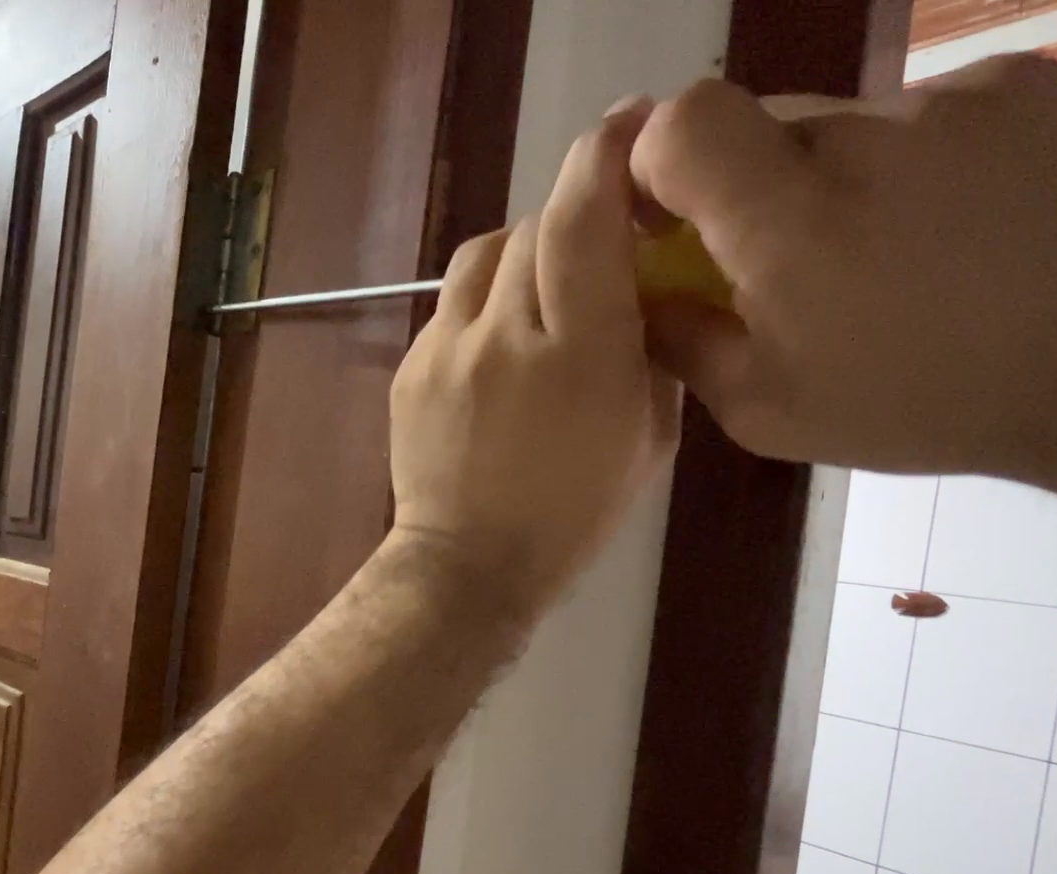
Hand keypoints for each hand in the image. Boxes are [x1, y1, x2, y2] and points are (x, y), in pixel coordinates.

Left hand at [389, 100, 680, 617]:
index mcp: (578, 355)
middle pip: (531, 227)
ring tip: (539, 286)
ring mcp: (443, 350)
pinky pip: (450, 303)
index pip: (584, 223)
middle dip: (569, 213)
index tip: (627, 128)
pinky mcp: (408, 367)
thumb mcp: (646, 437)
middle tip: (594, 232)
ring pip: (481, 254)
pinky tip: (496, 337)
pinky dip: (481, 299)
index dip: (603, 160)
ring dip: (518, 251)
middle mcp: (502, 336)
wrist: (467, 561)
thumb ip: (647, 350)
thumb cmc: (571, 514)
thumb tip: (639, 289)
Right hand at [632, 56, 1056, 502]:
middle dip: (743, 183)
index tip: (668, 213)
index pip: (683, 121)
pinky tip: (954, 218)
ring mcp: (958, 98)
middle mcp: (868, 135)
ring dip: (829, 175)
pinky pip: (924, 109)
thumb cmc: (926, 403)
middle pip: (756, 122)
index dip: (657, 157)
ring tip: (883, 245)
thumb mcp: (765, 411)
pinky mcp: (1032, 81)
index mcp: (789, 221)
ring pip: (839, 120)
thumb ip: (682, 342)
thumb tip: (637, 294)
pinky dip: (913, 157)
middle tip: (780, 254)